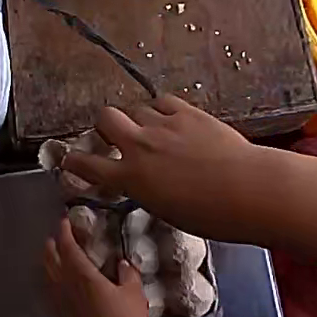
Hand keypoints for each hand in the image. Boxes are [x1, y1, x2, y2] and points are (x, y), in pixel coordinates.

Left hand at [43, 219, 147, 316]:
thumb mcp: (134, 297)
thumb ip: (128, 276)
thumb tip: (123, 264)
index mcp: (81, 274)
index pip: (68, 246)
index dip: (65, 231)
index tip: (65, 220)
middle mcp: (65, 284)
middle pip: (51, 258)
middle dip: (53, 244)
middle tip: (60, 235)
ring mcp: (59, 301)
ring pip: (48, 273)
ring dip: (50, 260)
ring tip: (57, 253)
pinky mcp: (60, 315)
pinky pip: (52, 287)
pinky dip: (53, 277)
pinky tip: (62, 281)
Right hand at [61, 96, 270, 236]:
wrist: (247, 189)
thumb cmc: (211, 215)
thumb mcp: (166, 210)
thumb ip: (147, 190)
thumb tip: (145, 180)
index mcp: (130, 178)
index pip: (87, 165)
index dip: (74, 160)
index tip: (69, 159)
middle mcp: (139, 147)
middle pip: (105, 118)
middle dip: (106, 124)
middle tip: (118, 135)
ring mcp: (163, 126)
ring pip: (136, 108)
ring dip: (139, 118)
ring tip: (154, 129)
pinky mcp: (187, 113)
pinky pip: (163, 101)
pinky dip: (162, 109)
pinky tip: (172, 119)